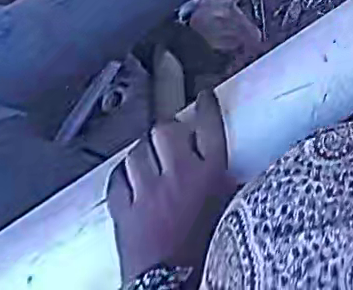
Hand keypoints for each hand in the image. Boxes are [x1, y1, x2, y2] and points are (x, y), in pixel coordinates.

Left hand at [108, 87, 232, 281]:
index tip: (204, 97)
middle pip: (166, 130)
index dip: (206, 105)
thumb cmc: (206, 255)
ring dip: (144, 152)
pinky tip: (131, 178)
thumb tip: (235, 168)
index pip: (208, 123)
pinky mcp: (124, 212)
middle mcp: (179, 176)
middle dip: (167, 130)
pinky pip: (117, 178)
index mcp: (211, 174)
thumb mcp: (229, 210)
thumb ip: (229, 183)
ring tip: (150, 159)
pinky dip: (123, 175)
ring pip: (138, 151)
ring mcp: (148, 193)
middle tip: (171, 138)